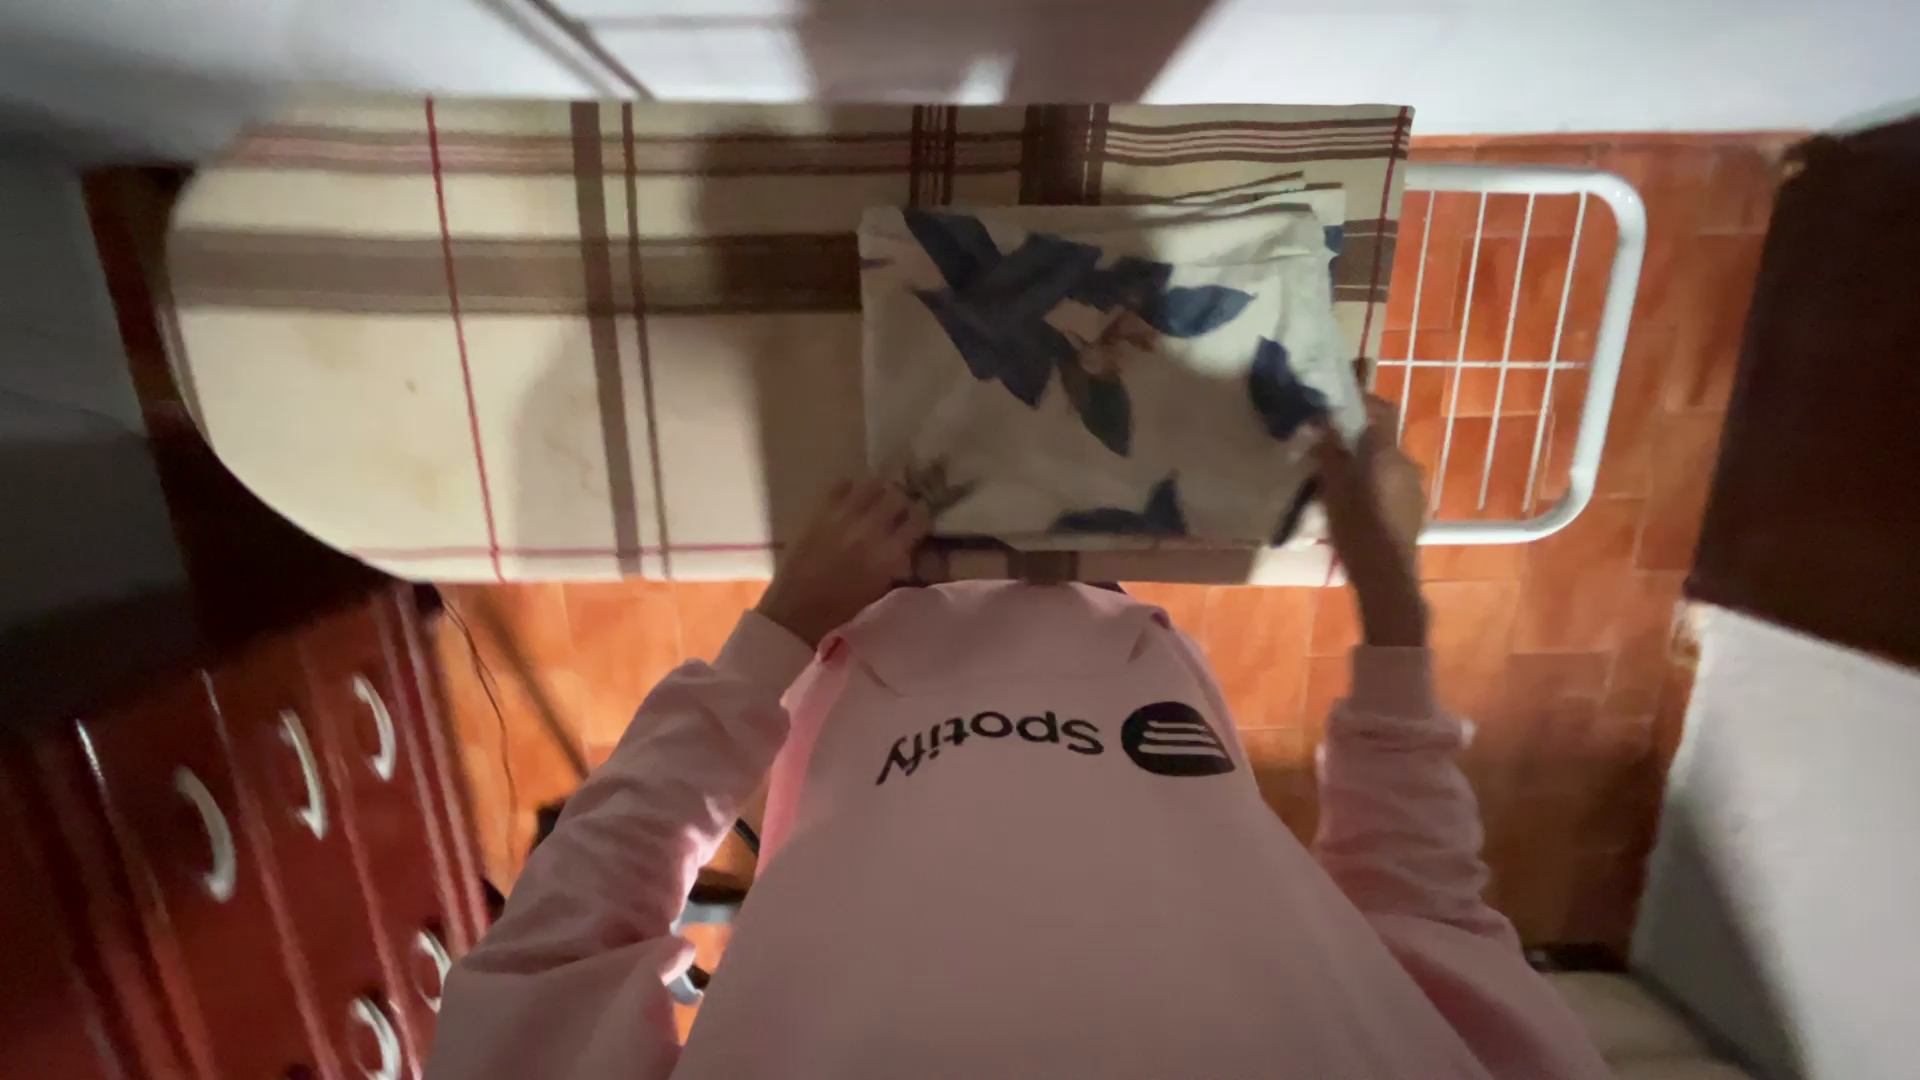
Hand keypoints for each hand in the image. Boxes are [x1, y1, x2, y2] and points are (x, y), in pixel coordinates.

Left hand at [755, 478, 929, 647]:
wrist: (798, 609)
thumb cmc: (843, 607)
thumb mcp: (883, 588)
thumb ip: (900, 562)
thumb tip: (909, 545)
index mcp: (891, 551)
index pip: (919, 518)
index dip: (921, 517)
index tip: (916, 521)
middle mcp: (872, 528)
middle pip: (897, 495)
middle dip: (900, 501)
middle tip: (896, 509)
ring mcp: (845, 515)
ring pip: (872, 484)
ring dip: (877, 492)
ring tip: (873, 501)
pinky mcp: (821, 511)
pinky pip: (841, 484)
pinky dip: (850, 489)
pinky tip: (850, 500)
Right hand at [1312, 395, 1429, 645]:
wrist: (1388, 578)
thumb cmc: (1356, 529)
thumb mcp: (1333, 488)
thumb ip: (1329, 451)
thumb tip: (1323, 418)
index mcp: (1386, 453)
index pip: (1381, 410)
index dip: (1363, 398)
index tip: (1338, 397)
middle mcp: (1407, 463)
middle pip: (1381, 438)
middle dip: (1356, 437)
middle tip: (1326, 445)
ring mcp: (1414, 488)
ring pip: (1385, 463)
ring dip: (1363, 463)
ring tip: (1335, 479)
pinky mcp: (1413, 510)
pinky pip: (1390, 485)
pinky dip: (1372, 485)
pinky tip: (1354, 504)